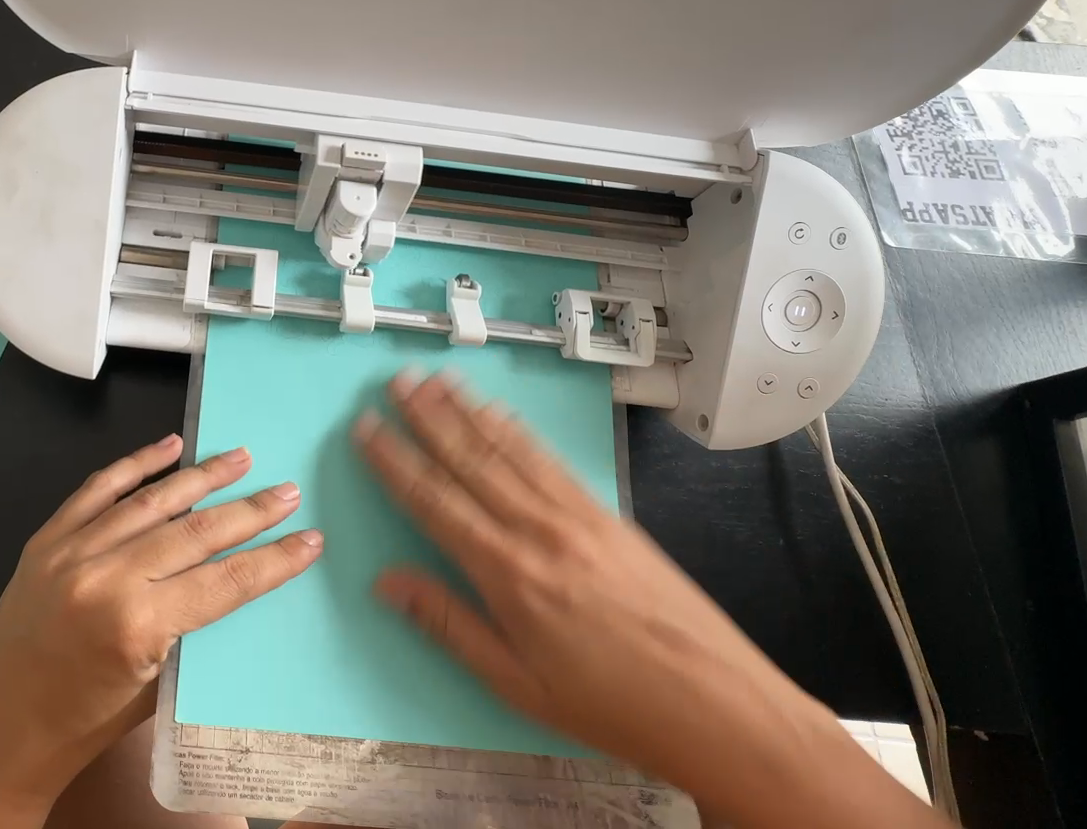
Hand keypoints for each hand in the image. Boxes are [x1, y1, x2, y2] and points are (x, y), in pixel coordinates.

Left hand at [0, 434, 321, 811]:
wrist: (4, 729)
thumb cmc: (87, 721)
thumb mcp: (155, 685)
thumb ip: (191, 625)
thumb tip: (234, 574)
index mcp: (136, 626)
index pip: (223, 583)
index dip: (272, 561)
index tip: (310, 539)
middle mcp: (105, 579)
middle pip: (195, 533)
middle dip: (249, 511)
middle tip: (287, 492)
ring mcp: (71, 552)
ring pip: (151, 501)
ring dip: (202, 477)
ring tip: (241, 458)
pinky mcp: (47, 539)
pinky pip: (97, 489)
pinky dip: (136, 465)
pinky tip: (169, 446)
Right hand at [355, 369, 948, 828]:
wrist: (720, 705)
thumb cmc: (608, 704)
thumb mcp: (516, 682)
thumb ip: (447, 623)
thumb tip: (385, 581)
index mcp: (506, 571)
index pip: (432, 501)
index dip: (394, 461)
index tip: (366, 428)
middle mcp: (536, 528)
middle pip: (468, 460)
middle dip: (426, 418)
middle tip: (394, 381)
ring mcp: (574, 513)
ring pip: (506, 449)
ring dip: (466, 411)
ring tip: (435, 380)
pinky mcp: (605, 512)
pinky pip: (548, 459)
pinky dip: (515, 431)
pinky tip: (497, 413)